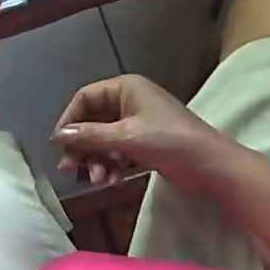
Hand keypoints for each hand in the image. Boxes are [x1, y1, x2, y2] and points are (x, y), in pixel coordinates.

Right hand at [52, 74, 222, 185]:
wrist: (212, 166)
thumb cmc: (169, 141)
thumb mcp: (125, 138)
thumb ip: (88, 135)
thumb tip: (57, 136)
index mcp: (125, 88)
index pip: (85, 98)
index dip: (69, 120)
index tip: (58, 144)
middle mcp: (129, 101)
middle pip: (92, 121)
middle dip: (83, 146)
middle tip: (69, 169)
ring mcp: (138, 122)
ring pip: (104, 139)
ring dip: (97, 159)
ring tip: (98, 180)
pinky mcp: (145, 142)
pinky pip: (118, 150)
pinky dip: (112, 164)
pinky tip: (111, 181)